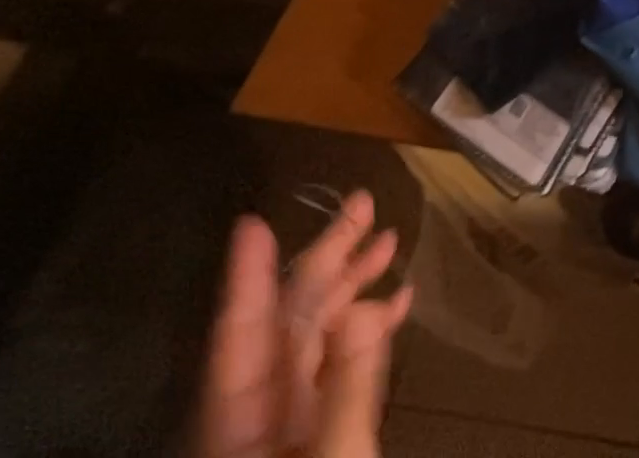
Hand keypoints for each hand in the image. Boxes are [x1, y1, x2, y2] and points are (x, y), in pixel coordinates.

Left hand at [198, 191, 413, 457]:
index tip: (253, 224)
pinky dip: (372, 325)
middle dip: (327, 261)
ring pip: (319, 333)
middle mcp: (259, 408)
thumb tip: (363, 307)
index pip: (244, 332)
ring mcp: (290, 416)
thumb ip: (348, 386)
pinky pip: (345, 361)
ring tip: (388, 239)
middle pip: (289, 320)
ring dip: (354, 285)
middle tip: (365, 205)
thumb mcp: (335, 456)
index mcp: (241, 419)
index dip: (250, 277)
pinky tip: (397, 298)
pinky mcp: (321, 425)